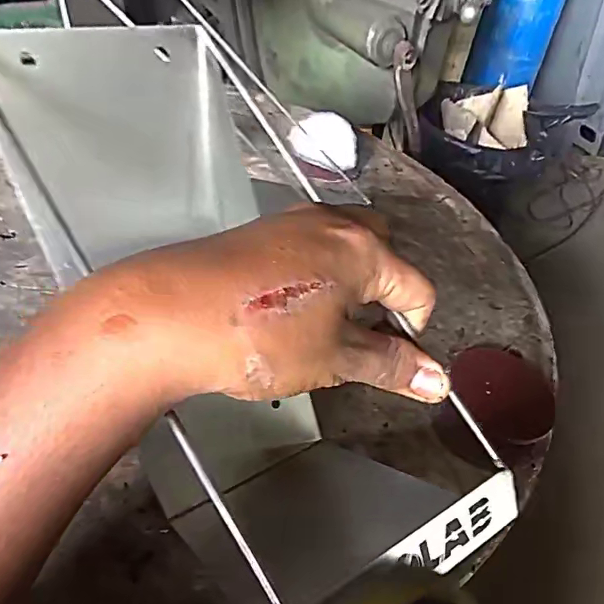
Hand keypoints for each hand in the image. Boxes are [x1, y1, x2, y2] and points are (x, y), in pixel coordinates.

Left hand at [50, 203, 449, 405]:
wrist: (165, 318)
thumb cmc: (257, 337)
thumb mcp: (336, 359)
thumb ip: (393, 365)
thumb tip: (438, 380)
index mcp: (363, 249)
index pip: (418, 290)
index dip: (414, 332)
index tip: (391, 359)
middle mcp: (332, 224)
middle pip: (387, 256)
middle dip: (388, 298)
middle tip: (366, 338)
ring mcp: (292, 223)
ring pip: (347, 250)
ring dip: (354, 287)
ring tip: (331, 329)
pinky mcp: (261, 234)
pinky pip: (311, 249)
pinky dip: (320, 278)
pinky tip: (294, 313)